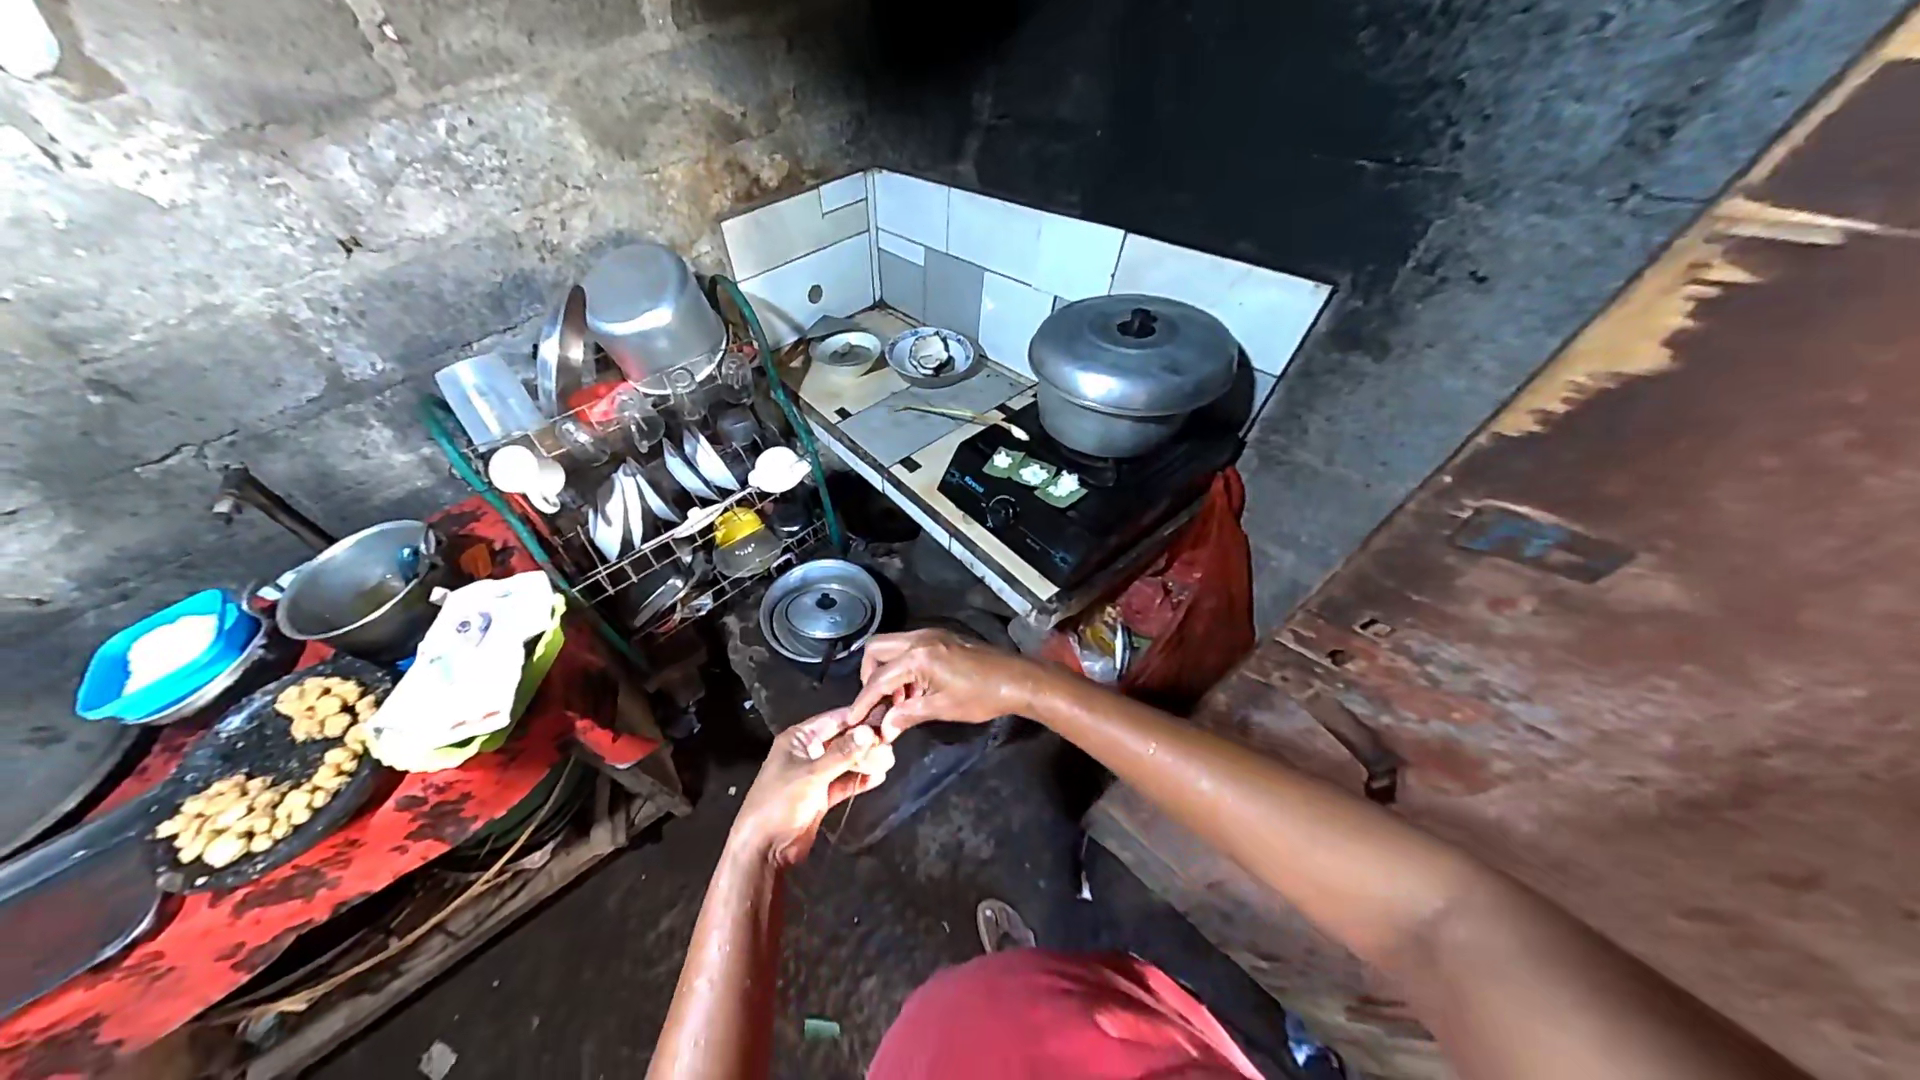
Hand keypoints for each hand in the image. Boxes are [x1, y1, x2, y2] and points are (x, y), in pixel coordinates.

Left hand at [731, 707, 895, 866]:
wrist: (763, 848)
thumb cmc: (780, 802)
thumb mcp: (811, 775)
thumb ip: (842, 753)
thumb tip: (869, 731)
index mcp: (798, 739)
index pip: (834, 720)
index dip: (858, 718)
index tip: (884, 717)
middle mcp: (807, 753)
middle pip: (842, 741)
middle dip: (865, 743)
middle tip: (890, 744)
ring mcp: (815, 775)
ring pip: (845, 762)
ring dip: (865, 761)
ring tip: (888, 761)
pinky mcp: (821, 797)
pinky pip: (844, 782)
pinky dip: (860, 779)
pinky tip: (878, 777)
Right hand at [849, 629, 1044, 739]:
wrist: (1016, 679)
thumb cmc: (980, 696)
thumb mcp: (941, 709)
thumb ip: (907, 715)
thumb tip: (884, 728)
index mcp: (918, 656)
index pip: (879, 678)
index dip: (864, 701)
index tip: (853, 719)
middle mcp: (920, 638)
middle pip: (876, 649)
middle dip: (869, 675)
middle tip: (876, 701)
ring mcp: (931, 635)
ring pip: (891, 645)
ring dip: (886, 670)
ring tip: (898, 700)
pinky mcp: (941, 637)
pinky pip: (908, 647)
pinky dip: (902, 665)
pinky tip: (914, 690)